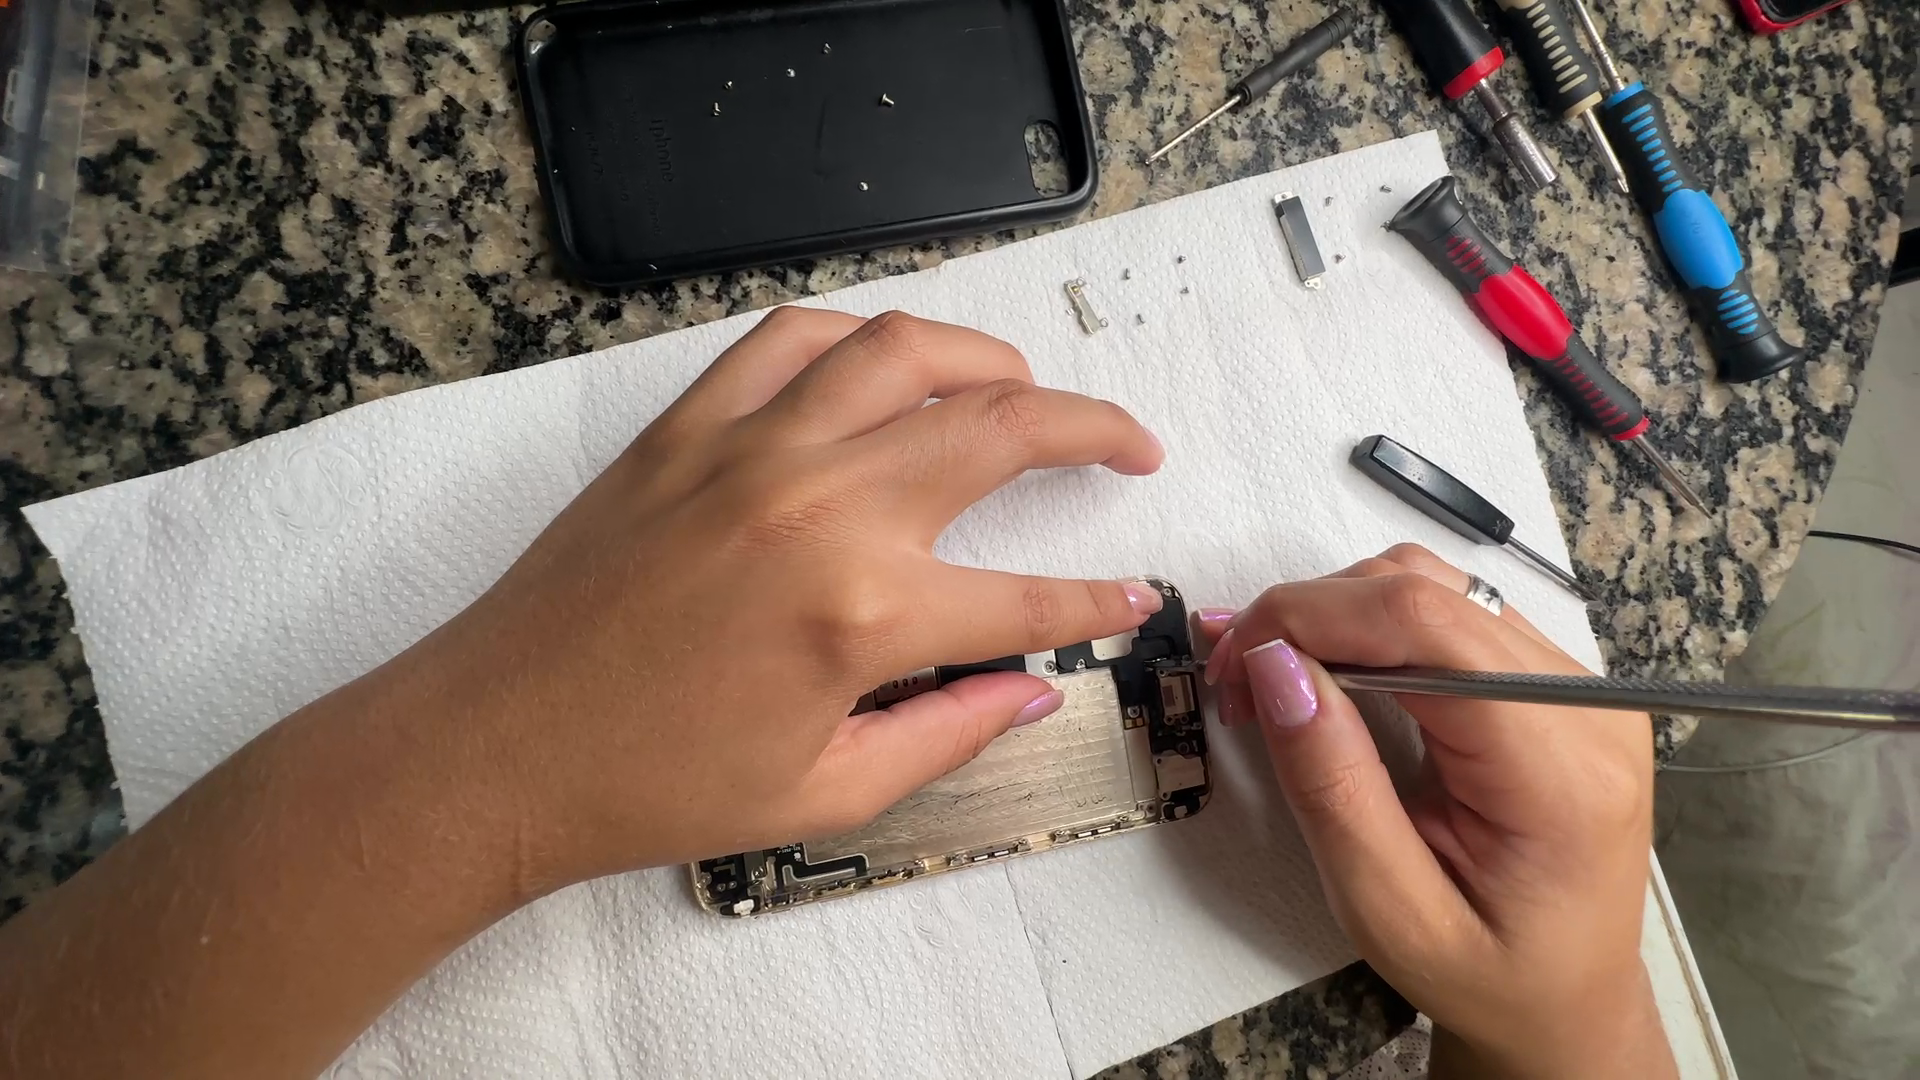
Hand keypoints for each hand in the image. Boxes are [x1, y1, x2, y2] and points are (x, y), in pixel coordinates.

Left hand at [383, 307, 1165, 893]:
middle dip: (1094, 428)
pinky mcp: (689, 425)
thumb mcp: (825, 794)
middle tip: (1134, 441)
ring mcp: (753, 447)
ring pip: (907, 353)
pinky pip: (791, 338)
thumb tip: (1035, 691)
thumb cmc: (657, 786)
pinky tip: (886, 366)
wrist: (492, 748)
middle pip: (1000, 428)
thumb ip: (950, 734)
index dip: (1099, 602)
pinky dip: (859, 338)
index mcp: (863, 615)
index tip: (1136, 595)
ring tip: (1025, 386)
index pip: (1028, 599)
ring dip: (990, 358)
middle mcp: (823, 506)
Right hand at [1199, 545, 1674, 1078]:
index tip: (1230, 666)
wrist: (1563, 996)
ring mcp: (1564, 677)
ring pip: (1419, 580)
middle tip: (1235, 678)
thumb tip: (1271, 662)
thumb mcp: (1386, 907)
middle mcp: (1577, 699)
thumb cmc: (1483, 973)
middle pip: (1415, 588)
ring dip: (1325, 611)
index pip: (1419, 623)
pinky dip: (1354, 619)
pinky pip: (1432, 605)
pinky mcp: (1535, 673)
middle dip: (1300, 614)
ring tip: (1273, 673)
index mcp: (1558, 766)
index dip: (1305, 618)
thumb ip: (1330, 783)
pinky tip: (1320, 664)